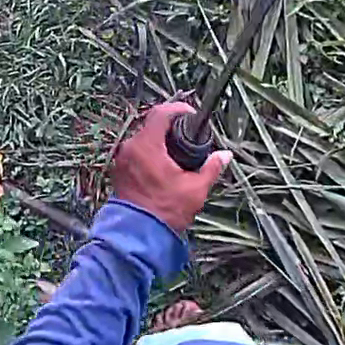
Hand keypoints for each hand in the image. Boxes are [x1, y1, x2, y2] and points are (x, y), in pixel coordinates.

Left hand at [110, 102, 230, 232]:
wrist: (138, 235)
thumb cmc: (167, 210)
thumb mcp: (195, 188)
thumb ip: (211, 168)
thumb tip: (225, 155)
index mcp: (146, 146)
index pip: (161, 114)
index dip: (178, 109)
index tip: (191, 114)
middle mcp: (130, 148)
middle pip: (151, 125)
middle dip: (170, 126)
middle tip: (188, 133)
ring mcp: (122, 159)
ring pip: (142, 139)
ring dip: (159, 140)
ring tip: (178, 150)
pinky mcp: (119, 171)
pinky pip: (135, 152)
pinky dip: (150, 152)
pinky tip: (163, 163)